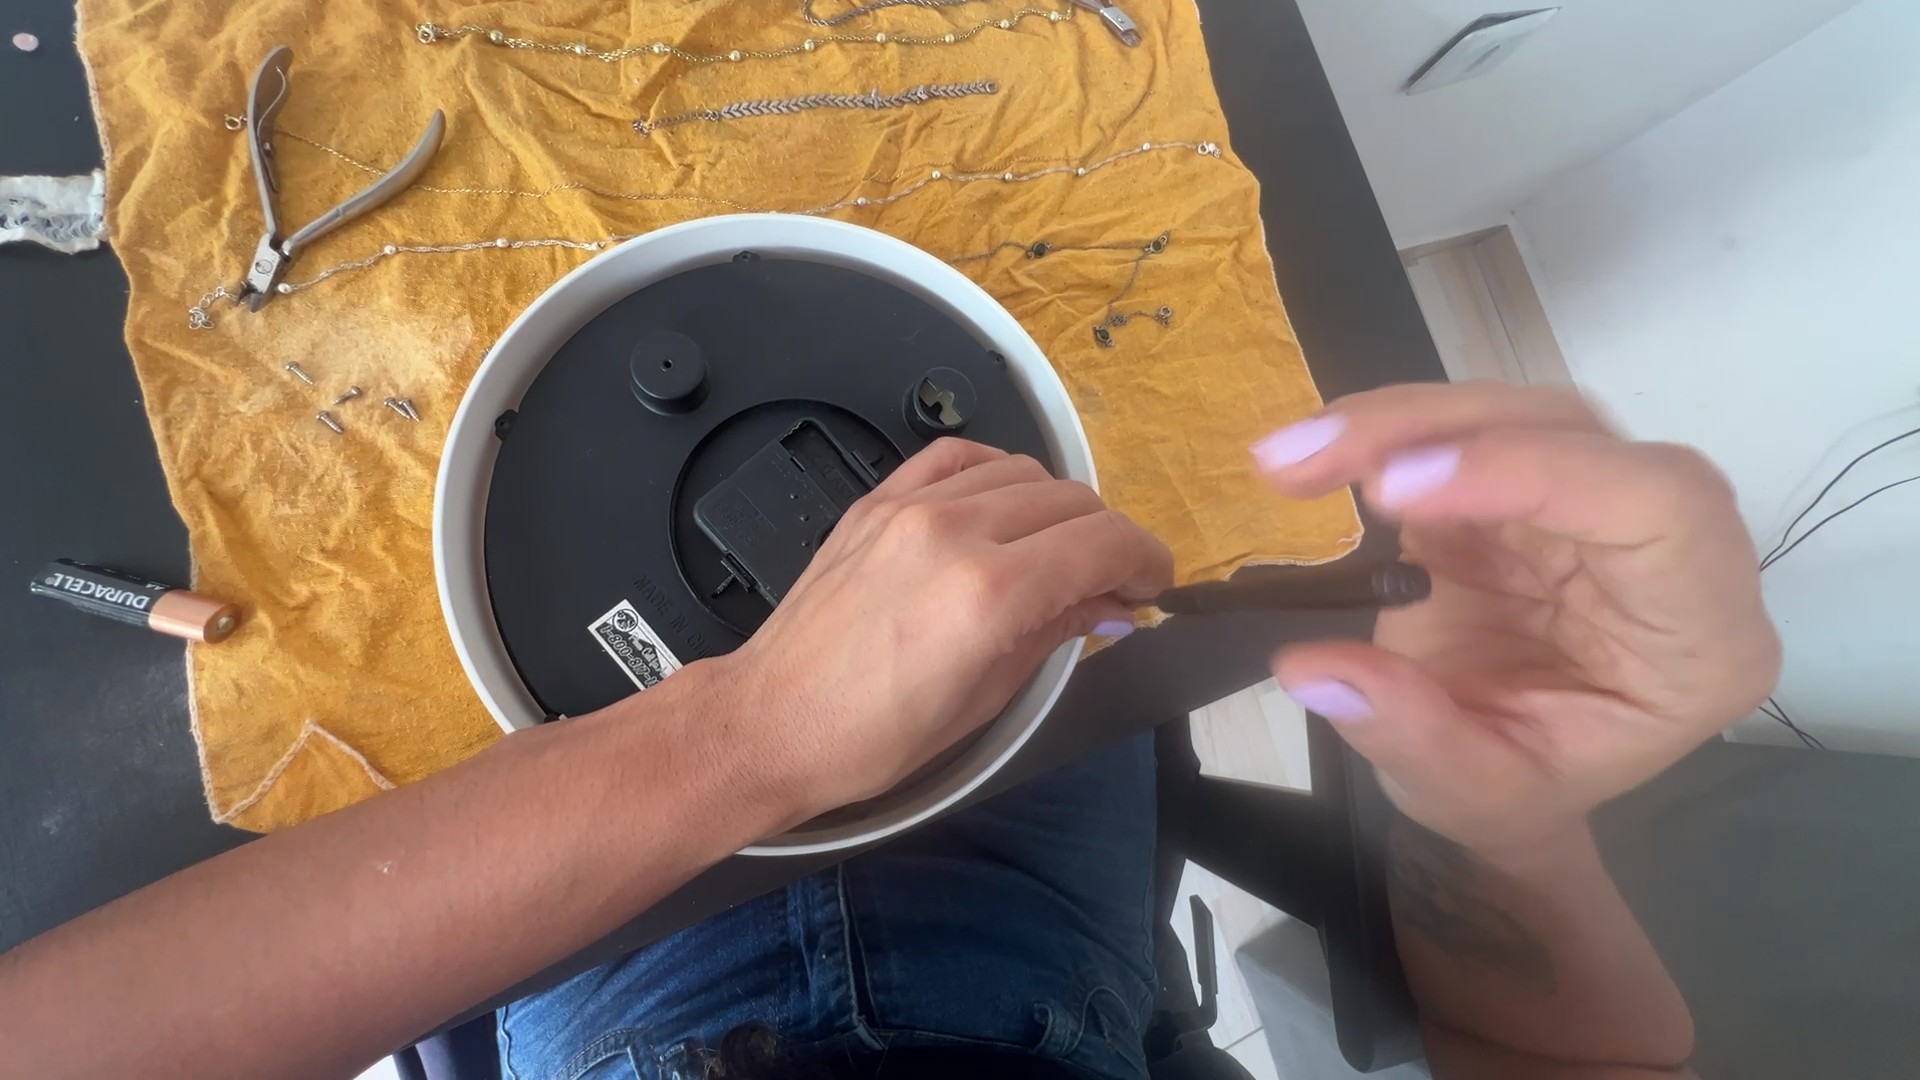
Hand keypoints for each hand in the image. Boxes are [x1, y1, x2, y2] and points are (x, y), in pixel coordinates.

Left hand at [718, 438, 1172, 820]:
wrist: (774, 717)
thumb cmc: (877, 735)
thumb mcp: (987, 698)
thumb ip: (1058, 632)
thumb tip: (1112, 605)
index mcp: (989, 593)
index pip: (1104, 542)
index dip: (1147, 560)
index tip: (1152, 585)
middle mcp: (954, 531)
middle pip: (1073, 501)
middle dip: (1108, 540)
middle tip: (1109, 582)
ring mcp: (911, 506)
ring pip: (1023, 471)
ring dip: (1058, 508)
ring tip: (1053, 550)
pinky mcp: (878, 499)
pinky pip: (958, 456)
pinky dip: (996, 473)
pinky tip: (1000, 505)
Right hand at [1253, 382, 1779, 851]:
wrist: (1486, 763)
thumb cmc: (1507, 788)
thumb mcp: (1464, 793)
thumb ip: (1403, 735)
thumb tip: (1304, 667)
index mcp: (1689, 634)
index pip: (1654, 508)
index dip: (1527, 474)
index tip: (1387, 491)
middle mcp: (1651, 550)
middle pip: (1571, 433)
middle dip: (1431, 429)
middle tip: (1312, 458)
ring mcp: (1574, 512)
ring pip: (1507, 415)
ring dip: (1390, 422)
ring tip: (1288, 458)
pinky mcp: (1504, 497)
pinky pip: (1452, 435)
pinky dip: (1376, 435)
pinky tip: (1315, 456)